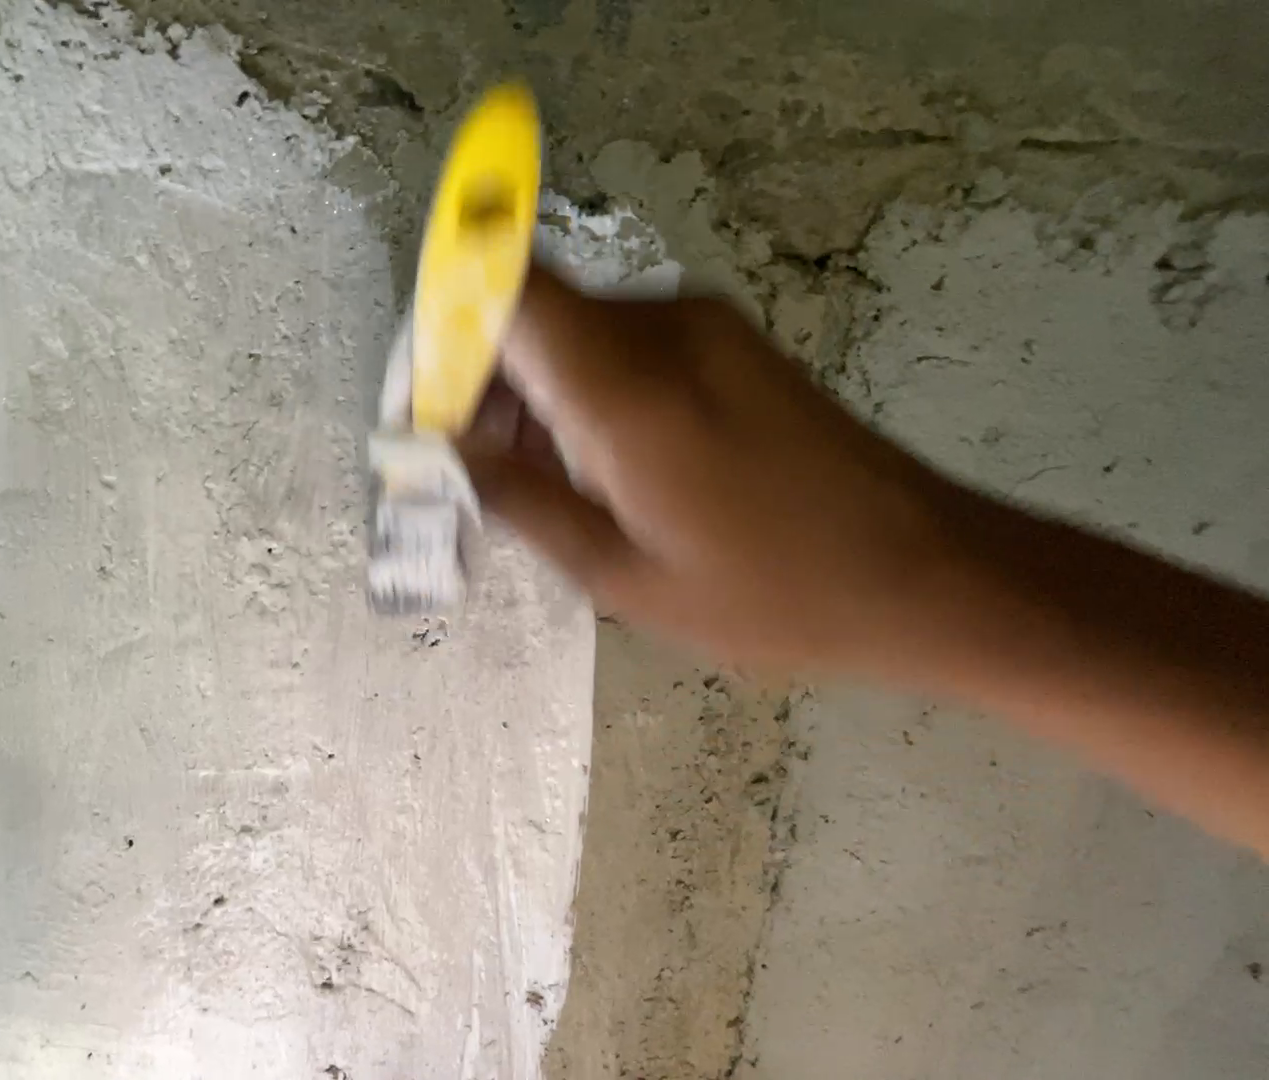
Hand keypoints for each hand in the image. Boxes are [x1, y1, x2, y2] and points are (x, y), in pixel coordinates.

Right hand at [462, 264, 978, 675]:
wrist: (935, 575)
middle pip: (530, 314)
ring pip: (571, 331)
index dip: (447, 324)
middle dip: (479, 382)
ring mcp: (701, 326)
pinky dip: (578, 392)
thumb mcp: (621, 575)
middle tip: (470, 470)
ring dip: (529, 393)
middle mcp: (661, 327)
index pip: (508, 290)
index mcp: (627, 387)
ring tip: (530, 482)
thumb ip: (520, 502)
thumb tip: (443, 454)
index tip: (427, 403)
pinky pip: (617, 345)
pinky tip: (591, 465)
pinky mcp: (726, 341)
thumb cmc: (770, 593)